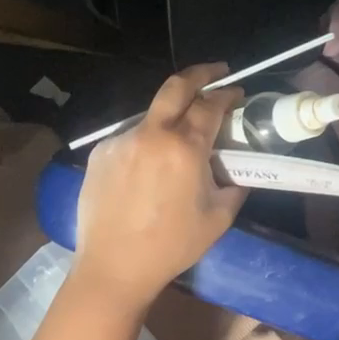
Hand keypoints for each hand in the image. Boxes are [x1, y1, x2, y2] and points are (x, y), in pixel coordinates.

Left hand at [72, 64, 247, 309]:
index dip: (228, 94)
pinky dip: (148, 139)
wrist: (114, 267)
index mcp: (185, 148)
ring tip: (181, 133)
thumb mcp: (219, 217)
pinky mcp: (101, 152)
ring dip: (172, 113)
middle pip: (178, 86)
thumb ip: (234, 183)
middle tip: (217, 72)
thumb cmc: (172, 246)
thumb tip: (237, 166)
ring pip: (152, 112)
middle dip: (202, 73)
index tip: (238, 92)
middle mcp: (152, 134)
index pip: (212, 105)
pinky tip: (151, 164)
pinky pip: (131, 135)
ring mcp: (122, 140)